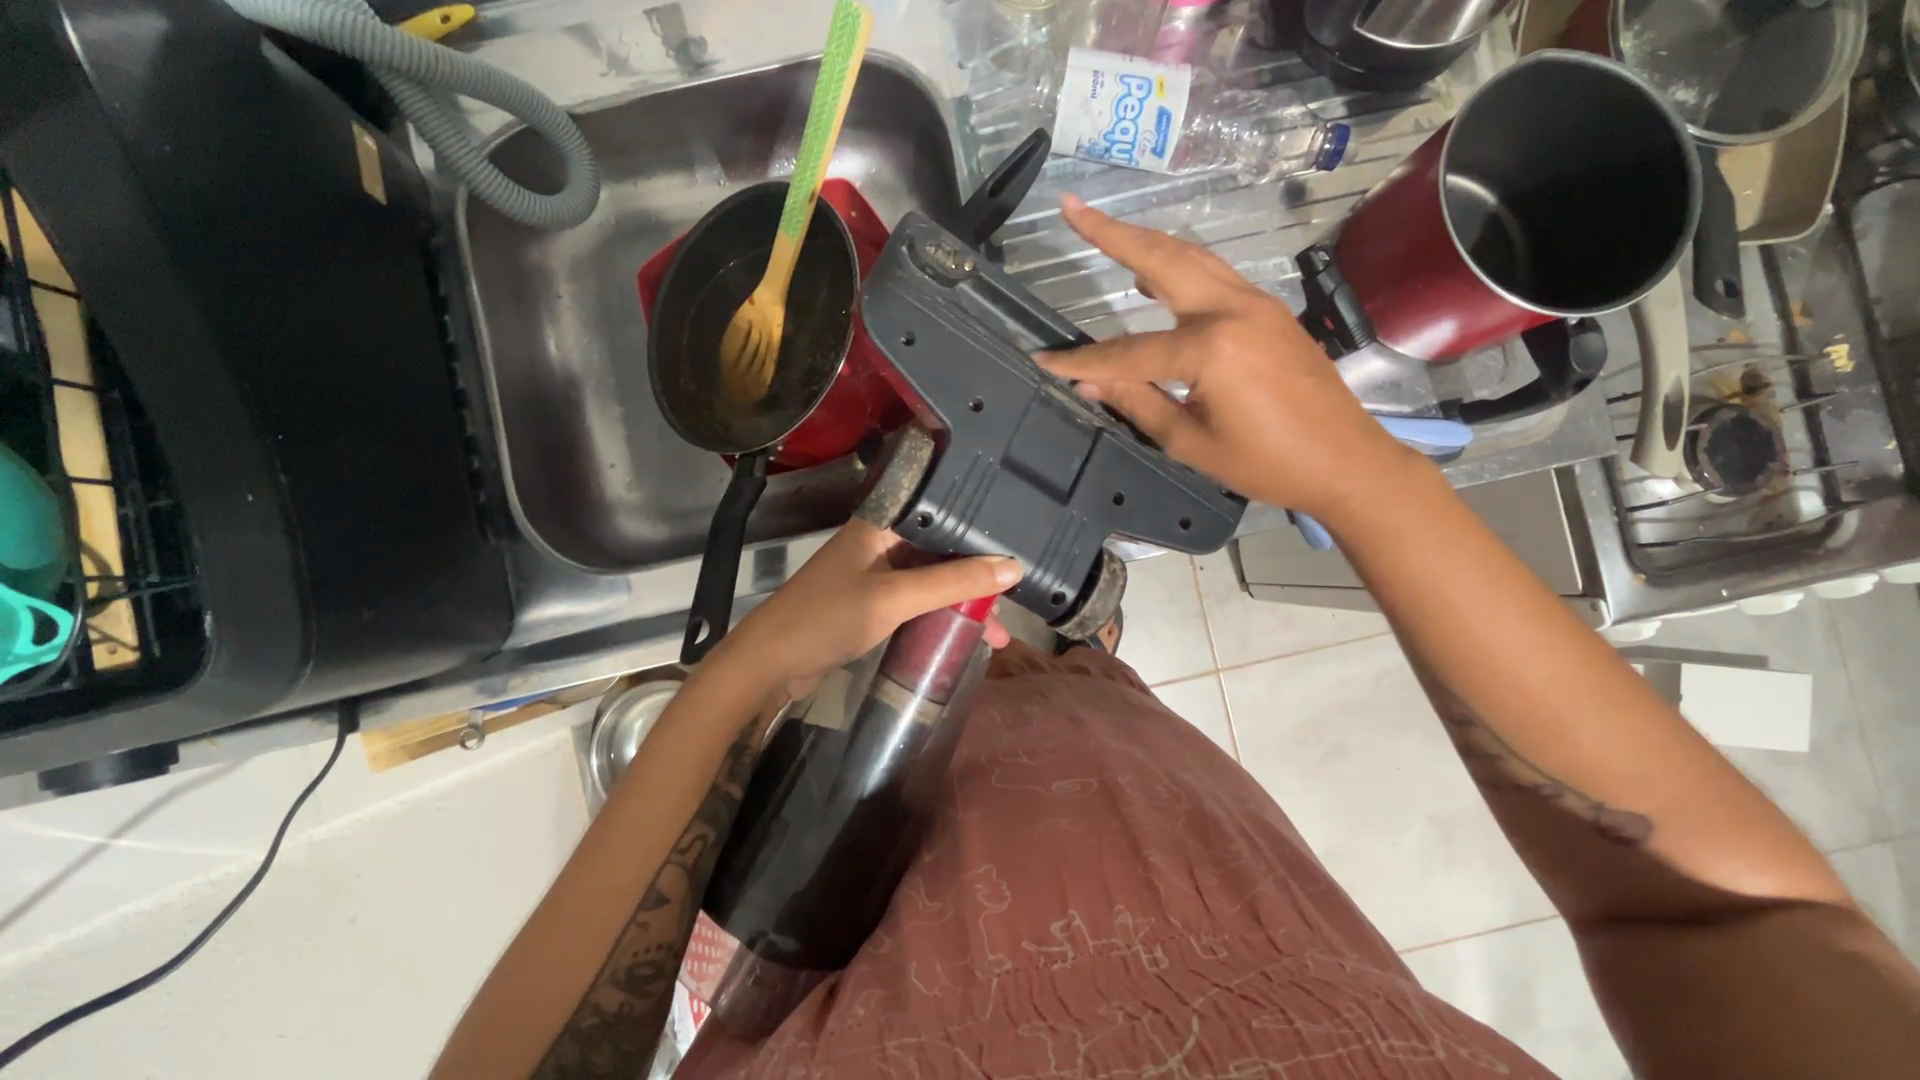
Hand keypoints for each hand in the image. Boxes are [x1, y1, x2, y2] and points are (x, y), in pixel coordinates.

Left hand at [711, 520, 1021, 701]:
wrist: (769, 664)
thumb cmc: (828, 618)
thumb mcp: (896, 598)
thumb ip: (953, 582)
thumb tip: (1013, 568)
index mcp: (882, 522)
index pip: (941, 508)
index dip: (980, 524)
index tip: (1021, 540)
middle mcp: (881, 540)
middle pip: (941, 546)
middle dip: (978, 573)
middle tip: (1015, 599)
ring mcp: (876, 572)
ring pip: (933, 576)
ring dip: (964, 599)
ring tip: (998, 633)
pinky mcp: (873, 601)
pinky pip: (919, 599)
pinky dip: (943, 612)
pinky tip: (967, 634)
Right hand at [1039, 195, 1412, 517]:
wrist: (1346, 460)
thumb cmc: (1268, 462)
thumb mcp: (1193, 442)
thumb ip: (1139, 403)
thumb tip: (1089, 381)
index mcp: (1212, 348)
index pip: (1129, 351)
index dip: (1083, 360)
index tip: (1044, 360)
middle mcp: (1233, 309)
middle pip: (1162, 260)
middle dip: (1113, 234)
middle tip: (1072, 208)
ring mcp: (1256, 303)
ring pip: (1192, 257)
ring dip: (1147, 241)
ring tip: (1106, 230)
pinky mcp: (1269, 310)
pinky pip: (1215, 274)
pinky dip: (1179, 264)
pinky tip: (1155, 276)